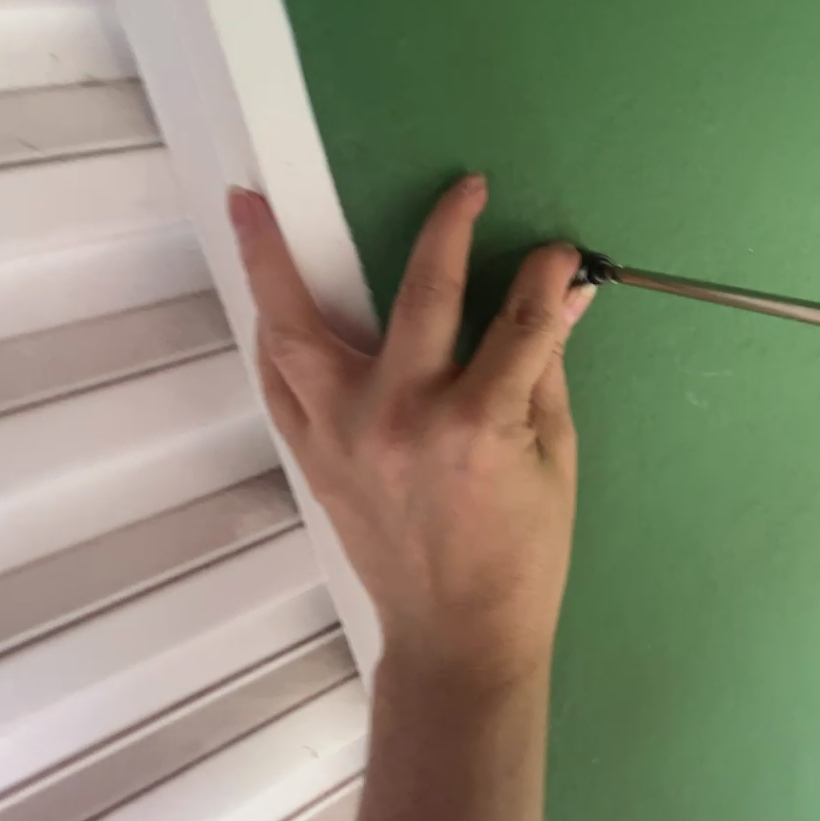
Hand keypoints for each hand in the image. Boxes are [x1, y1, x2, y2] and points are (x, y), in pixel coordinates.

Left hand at [229, 175, 593, 684]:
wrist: (459, 631)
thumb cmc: (527, 548)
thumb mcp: (557, 454)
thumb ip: (551, 366)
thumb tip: (568, 297)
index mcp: (483, 421)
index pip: (524, 319)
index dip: (547, 276)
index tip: (560, 253)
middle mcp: (406, 414)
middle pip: (423, 294)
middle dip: (449, 230)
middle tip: (464, 190)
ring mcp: (346, 432)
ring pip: (300, 329)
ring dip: (274, 261)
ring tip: (251, 201)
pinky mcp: (313, 454)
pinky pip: (279, 381)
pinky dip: (274, 332)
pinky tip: (269, 298)